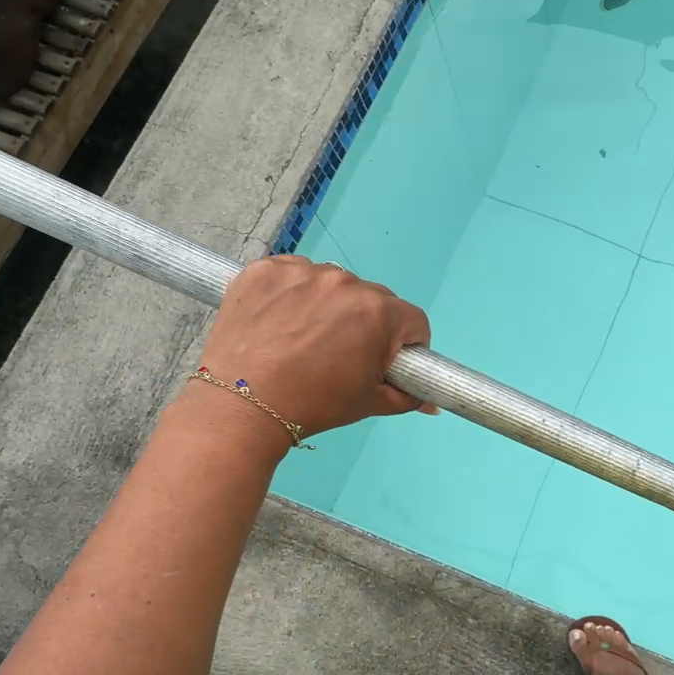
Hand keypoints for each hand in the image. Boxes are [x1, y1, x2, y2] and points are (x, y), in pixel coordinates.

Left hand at [196, 256, 435, 437]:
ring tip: (305, 339)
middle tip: (343, 354)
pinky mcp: (265, 269)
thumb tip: (430, 402)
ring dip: (328, 305)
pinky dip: (292, 294)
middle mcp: (344, 282)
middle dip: (367, 323)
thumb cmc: (315, 404)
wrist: (242, 405)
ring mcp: (302, 271)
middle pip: (373, 299)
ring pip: (332, 285)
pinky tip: (280, 322)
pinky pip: (293, 275)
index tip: (386, 361)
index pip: (413, 320)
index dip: (406, 344)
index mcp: (378, 313)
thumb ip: (407, 396)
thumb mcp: (369, 404)